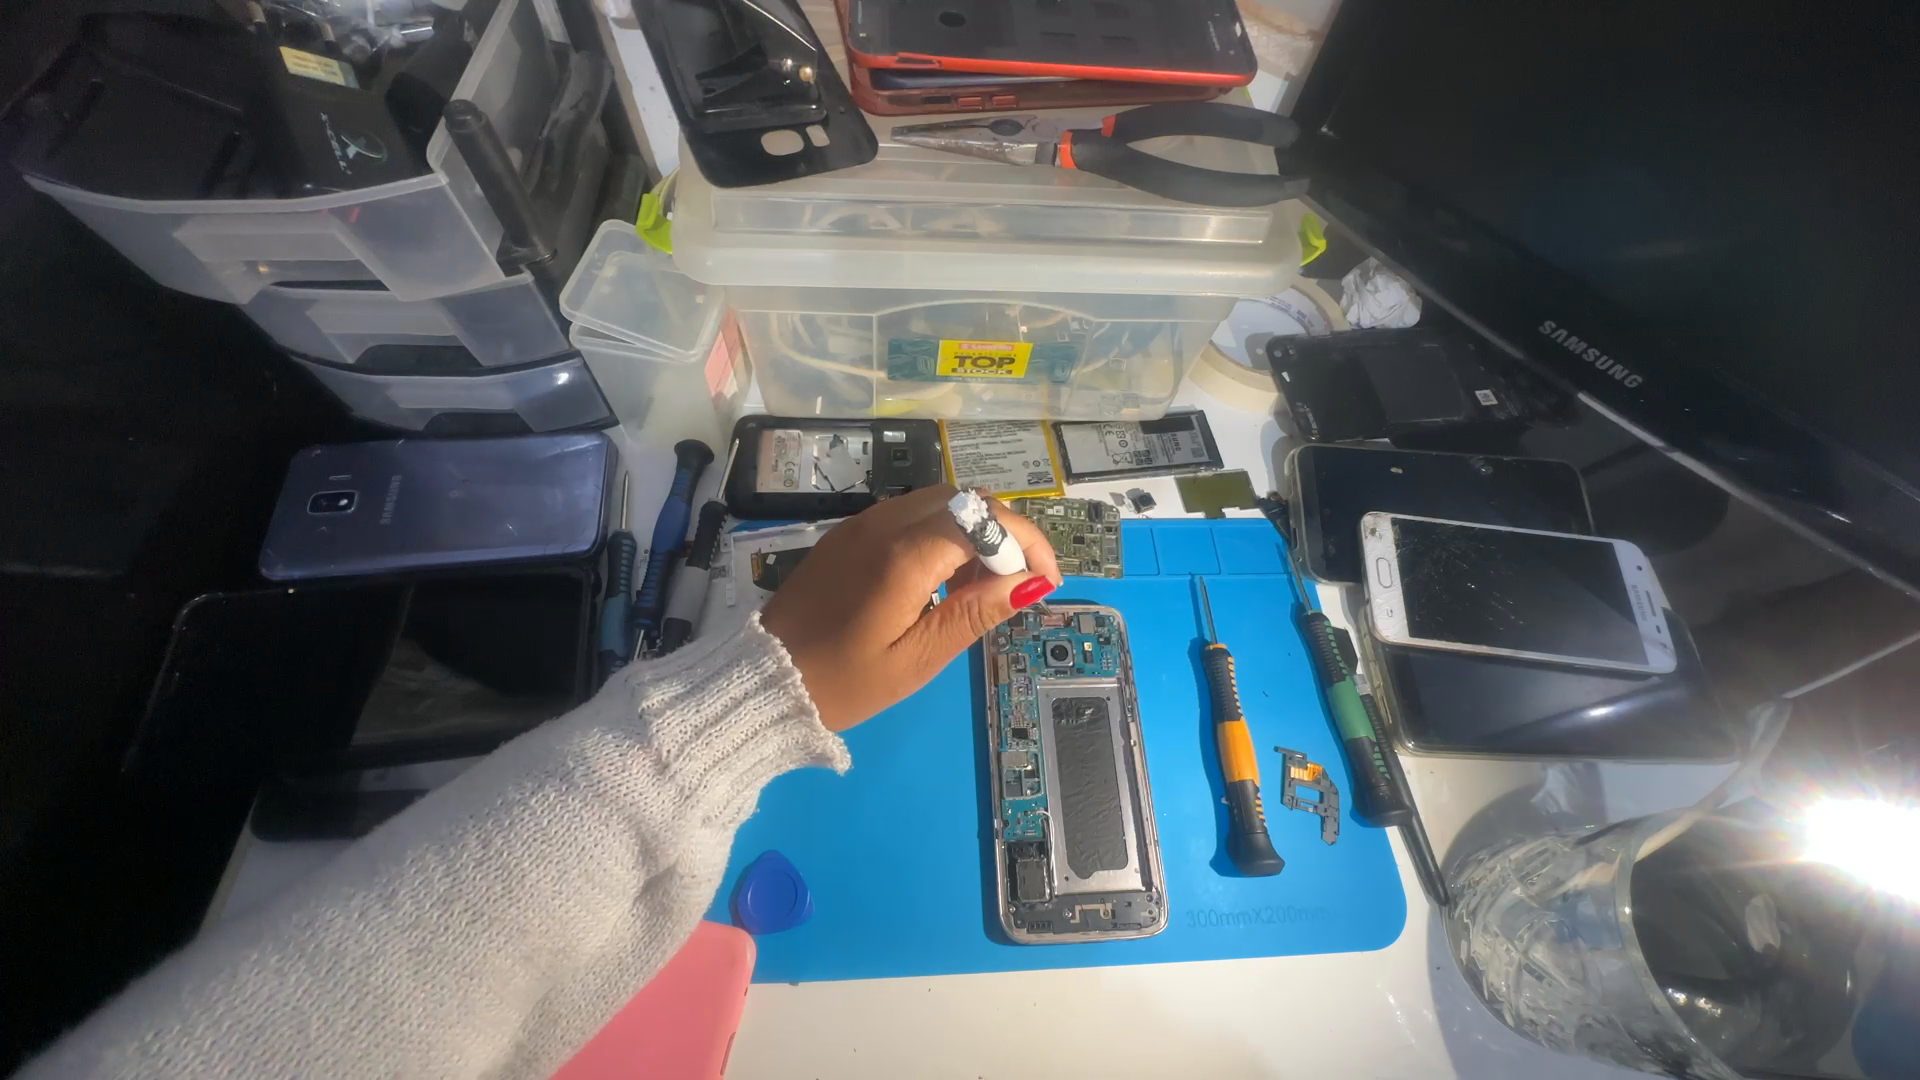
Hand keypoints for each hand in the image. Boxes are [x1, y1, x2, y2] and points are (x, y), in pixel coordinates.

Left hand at [760, 486, 1061, 731]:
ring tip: (981, 588)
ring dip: (973, 532)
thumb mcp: (918, 659)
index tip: (1045, 581)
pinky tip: (941, 579)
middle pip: (965, 499)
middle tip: (1015, 585)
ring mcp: (862, 523)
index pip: (985, 518)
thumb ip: (976, 613)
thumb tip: (1030, 582)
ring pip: (939, 501)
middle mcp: (884, 522)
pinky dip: (941, 534)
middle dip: (1004, 533)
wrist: (763, 679)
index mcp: (904, 555)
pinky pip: (910, 515)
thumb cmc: (843, 681)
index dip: (1026, 541)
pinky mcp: (849, 533)